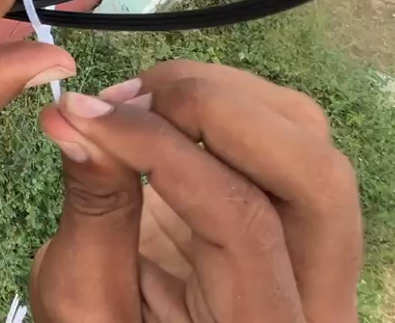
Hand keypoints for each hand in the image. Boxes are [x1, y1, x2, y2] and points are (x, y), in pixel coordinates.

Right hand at [30, 61, 361, 322]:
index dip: (155, 145)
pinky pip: (280, 131)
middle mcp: (322, 296)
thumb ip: (92, 210)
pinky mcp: (290, 213)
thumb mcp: (82, 301)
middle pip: (314, 169)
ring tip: (134, 102)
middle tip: (124, 103)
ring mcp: (320, 253)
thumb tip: (73, 117)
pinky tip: (155, 109)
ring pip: (305, 134)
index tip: (79, 111)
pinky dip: (215, 98)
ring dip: (213, 93)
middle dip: (211, 108)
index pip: (241, 215)